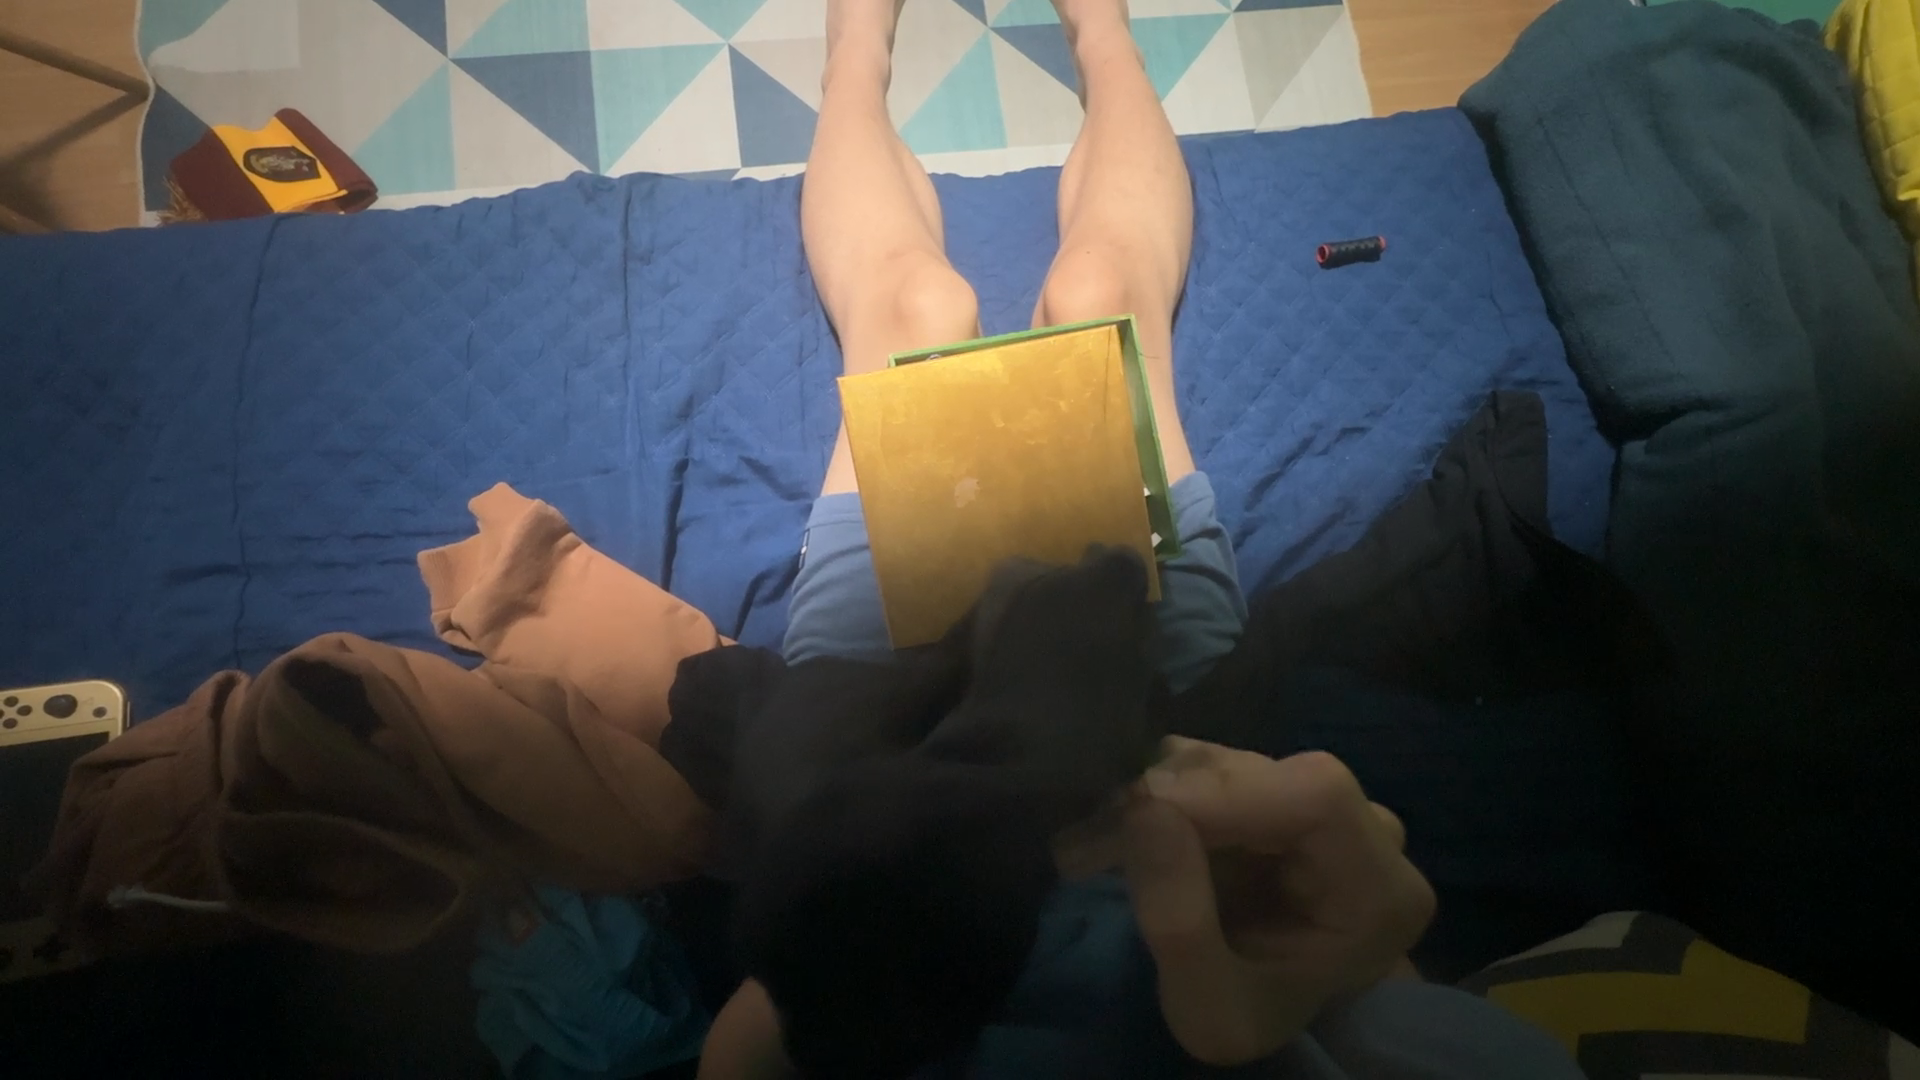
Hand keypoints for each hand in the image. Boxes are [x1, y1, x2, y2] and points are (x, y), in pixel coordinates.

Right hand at [1121, 738, 1434, 1065]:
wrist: (1248, 999)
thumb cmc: (1244, 1011)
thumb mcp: (1208, 1010)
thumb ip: (1180, 925)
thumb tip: (1149, 809)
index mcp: (1379, 889)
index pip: (1316, 796)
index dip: (1226, 794)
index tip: (1141, 815)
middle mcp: (1362, 826)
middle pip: (1259, 774)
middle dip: (1171, 799)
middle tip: (1093, 844)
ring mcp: (1310, 794)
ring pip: (1222, 760)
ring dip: (1149, 794)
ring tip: (1096, 846)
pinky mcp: (1264, 777)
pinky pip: (1202, 760)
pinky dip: (1152, 787)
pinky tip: (1121, 829)